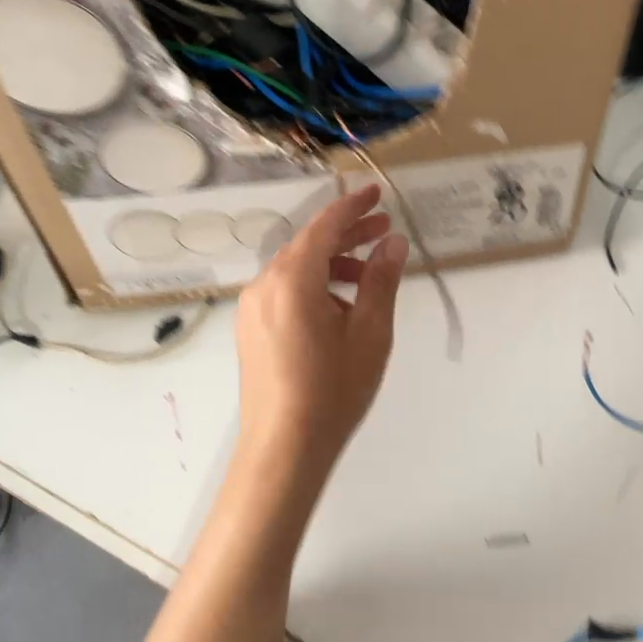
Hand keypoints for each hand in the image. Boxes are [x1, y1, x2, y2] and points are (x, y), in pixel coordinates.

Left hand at [235, 185, 408, 470]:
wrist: (284, 449)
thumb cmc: (333, 390)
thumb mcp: (369, 333)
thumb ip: (380, 281)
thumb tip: (392, 242)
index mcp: (292, 280)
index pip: (324, 226)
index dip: (353, 206)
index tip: (376, 193)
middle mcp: (264, 286)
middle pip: (308, 245)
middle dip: (347, 235)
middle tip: (385, 230)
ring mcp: (252, 309)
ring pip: (295, 270)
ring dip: (332, 264)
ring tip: (369, 275)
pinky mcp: (250, 331)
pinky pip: (284, 292)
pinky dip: (314, 286)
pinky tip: (340, 308)